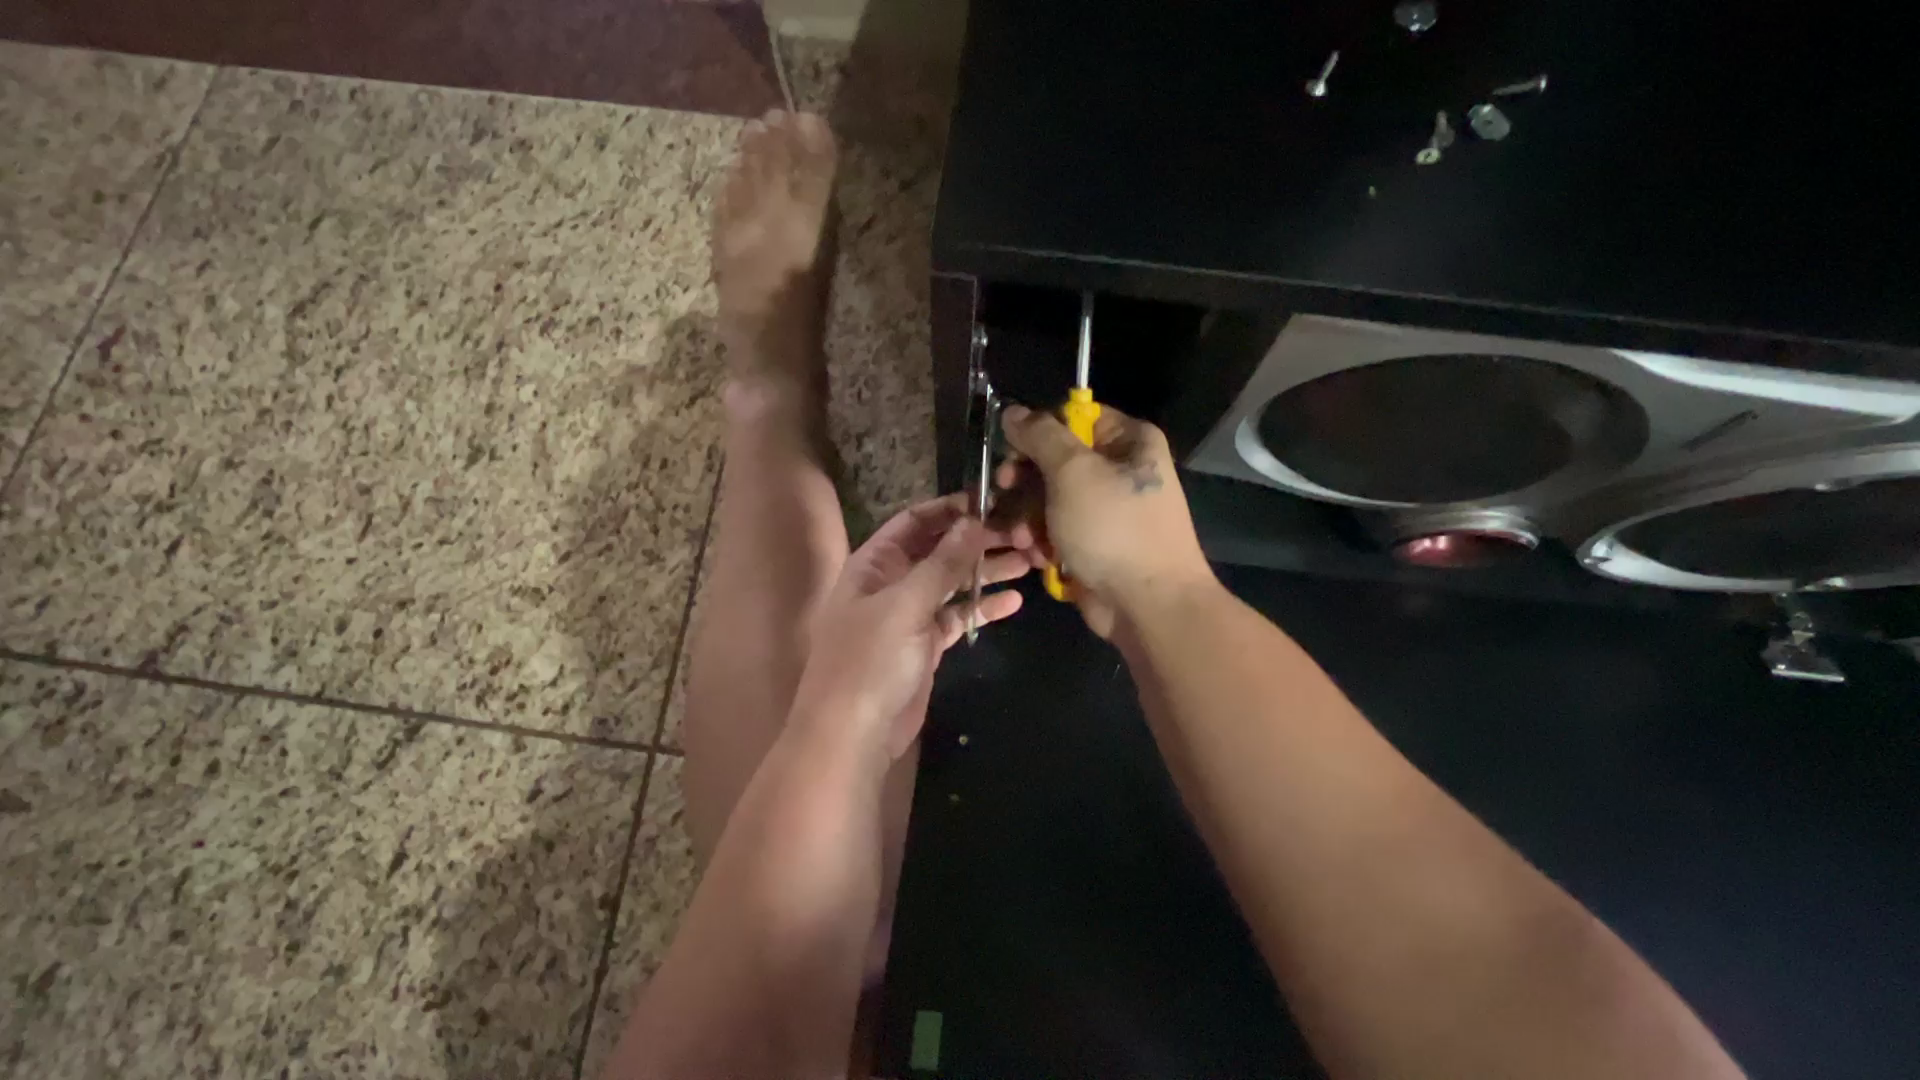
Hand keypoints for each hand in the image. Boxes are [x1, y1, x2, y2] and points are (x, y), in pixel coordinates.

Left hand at [792, 494, 1033, 758]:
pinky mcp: (925, 645)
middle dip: (977, 541)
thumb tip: (974, 521)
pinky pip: (957, 617)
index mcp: (873, 563)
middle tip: (1023, 534)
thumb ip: (942, 563)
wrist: (852, 734)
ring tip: (1031, 562)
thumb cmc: (869, 661)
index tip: (993, 503)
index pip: (915, 522)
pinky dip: (983, 608)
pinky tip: (1015, 602)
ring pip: (952, 583)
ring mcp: (909, 615)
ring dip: (987, 572)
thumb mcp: (905, 605)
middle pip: (938, 551)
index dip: (951, 510)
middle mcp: (891, 583)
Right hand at [996, 404, 1213, 637]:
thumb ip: (1040, 436)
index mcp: (1128, 441)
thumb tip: (1013, 412)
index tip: (1011, 451)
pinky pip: (1057, 530)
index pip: (1073, 417)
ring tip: (1022, 538)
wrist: (1148, 605)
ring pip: (1049, 498)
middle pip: (1055, 460)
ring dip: (1028, 516)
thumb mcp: (1073, 472)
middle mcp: (1120, 470)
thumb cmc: (1114, 528)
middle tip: (1004, 491)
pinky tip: (1035, 555)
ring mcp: (1106, 511)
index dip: (1037, 431)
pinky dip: (1042, 541)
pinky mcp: (1093, 544)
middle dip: (1025, 481)